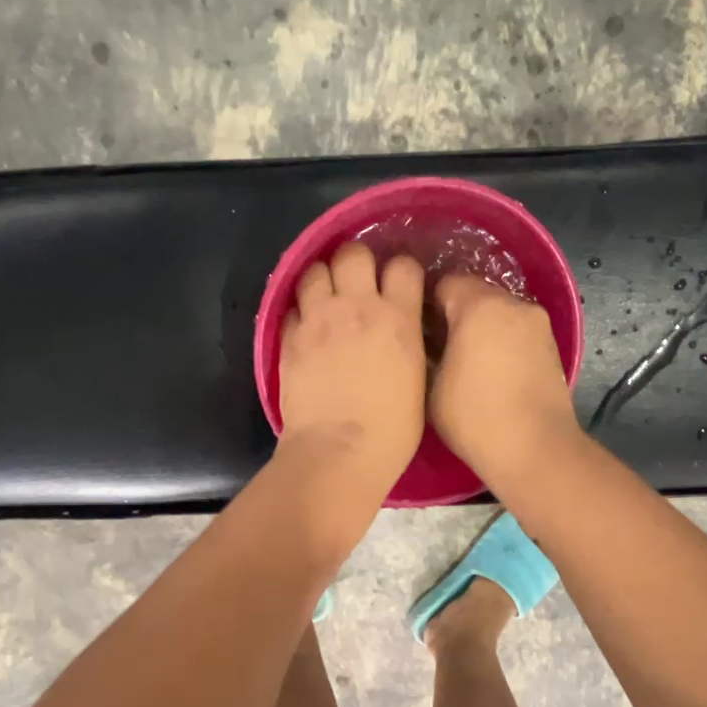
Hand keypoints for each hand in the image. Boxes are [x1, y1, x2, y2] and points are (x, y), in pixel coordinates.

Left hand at [277, 242, 427, 498]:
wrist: (338, 453)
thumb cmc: (391, 432)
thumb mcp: (417, 381)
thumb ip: (406, 344)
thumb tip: (399, 333)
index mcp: (399, 318)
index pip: (402, 266)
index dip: (400, 272)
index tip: (398, 286)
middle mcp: (357, 307)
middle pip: (352, 253)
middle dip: (355, 263)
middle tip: (356, 284)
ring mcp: (318, 321)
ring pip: (315, 270)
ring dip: (322, 280)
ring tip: (326, 299)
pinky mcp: (289, 339)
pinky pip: (291, 308)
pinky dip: (299, 313)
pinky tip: (306, 329)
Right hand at [430, 276, 579, 484]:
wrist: (535, 450)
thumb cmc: (474, 417)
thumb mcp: (430, 387)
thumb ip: (424, 352)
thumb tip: (423, 342)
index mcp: (480, 306)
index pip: (444, 283)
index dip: (425, 304)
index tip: (415, 331)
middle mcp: (514, 304)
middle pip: (475, 294)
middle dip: (454, 315)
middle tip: (435, 349)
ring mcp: (538, 325)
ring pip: (498, 313)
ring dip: (479, 330)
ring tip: (462, 364)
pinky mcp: (552, 347)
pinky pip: (516, 333)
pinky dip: (500, 344)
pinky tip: (489, 375)